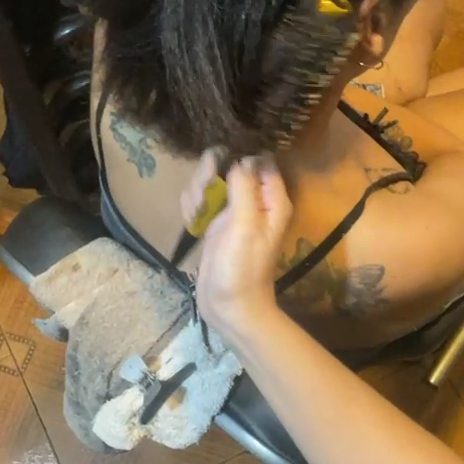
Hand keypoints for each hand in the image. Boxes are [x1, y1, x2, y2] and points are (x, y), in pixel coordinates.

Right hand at [183, 152, 292, 338]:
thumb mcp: (245, 226)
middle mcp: (254, 200)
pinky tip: (192, 223)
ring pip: (209, 181)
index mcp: (271, 199)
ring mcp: (232, 210)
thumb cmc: (241, 269)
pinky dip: (192, 207)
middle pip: (228, 165)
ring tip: (196, 215)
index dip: (237, 156)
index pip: (258, 159)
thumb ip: (244, 188)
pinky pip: (199, 199)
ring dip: (196, 193)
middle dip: (208, 177)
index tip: (218, 169)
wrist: (228, 306)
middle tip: (201, 198)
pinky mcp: (214, 222)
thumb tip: (242, 156)